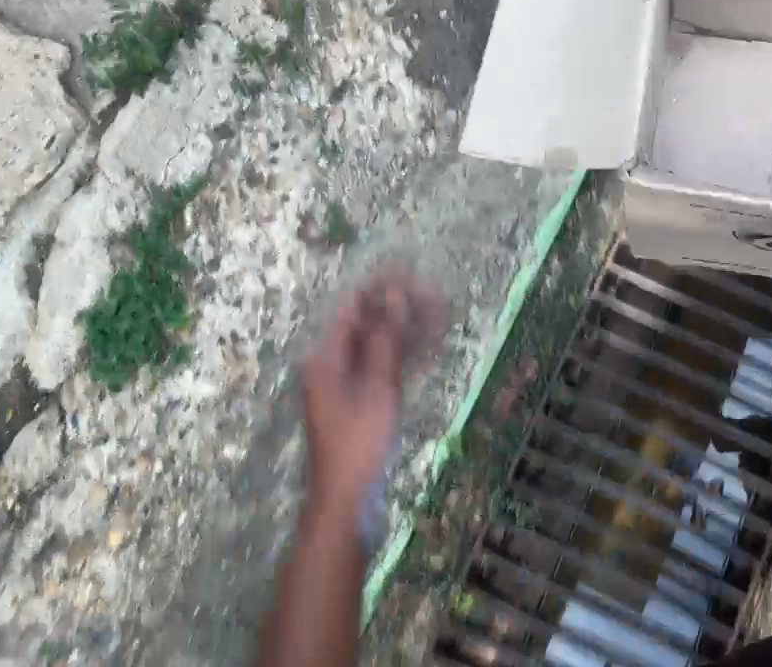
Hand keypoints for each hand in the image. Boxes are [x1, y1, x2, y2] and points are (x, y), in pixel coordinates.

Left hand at [301, 267, 447, 512]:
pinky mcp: (365, 401)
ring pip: (382, 344)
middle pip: (370, 323)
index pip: (354, 307)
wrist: (348, 503)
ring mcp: (350, 384)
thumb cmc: (359, 444)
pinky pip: (387, 366)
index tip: (414, 270)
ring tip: (445, 313)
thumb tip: (395, 295)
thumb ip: (385, 339)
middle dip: (402, 306)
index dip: (382, 286)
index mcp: (326, 358)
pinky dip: (408, 354)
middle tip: (439, 295)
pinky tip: (435, 345)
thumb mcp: (376, 387)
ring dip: (410, 329)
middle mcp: (334, 365)